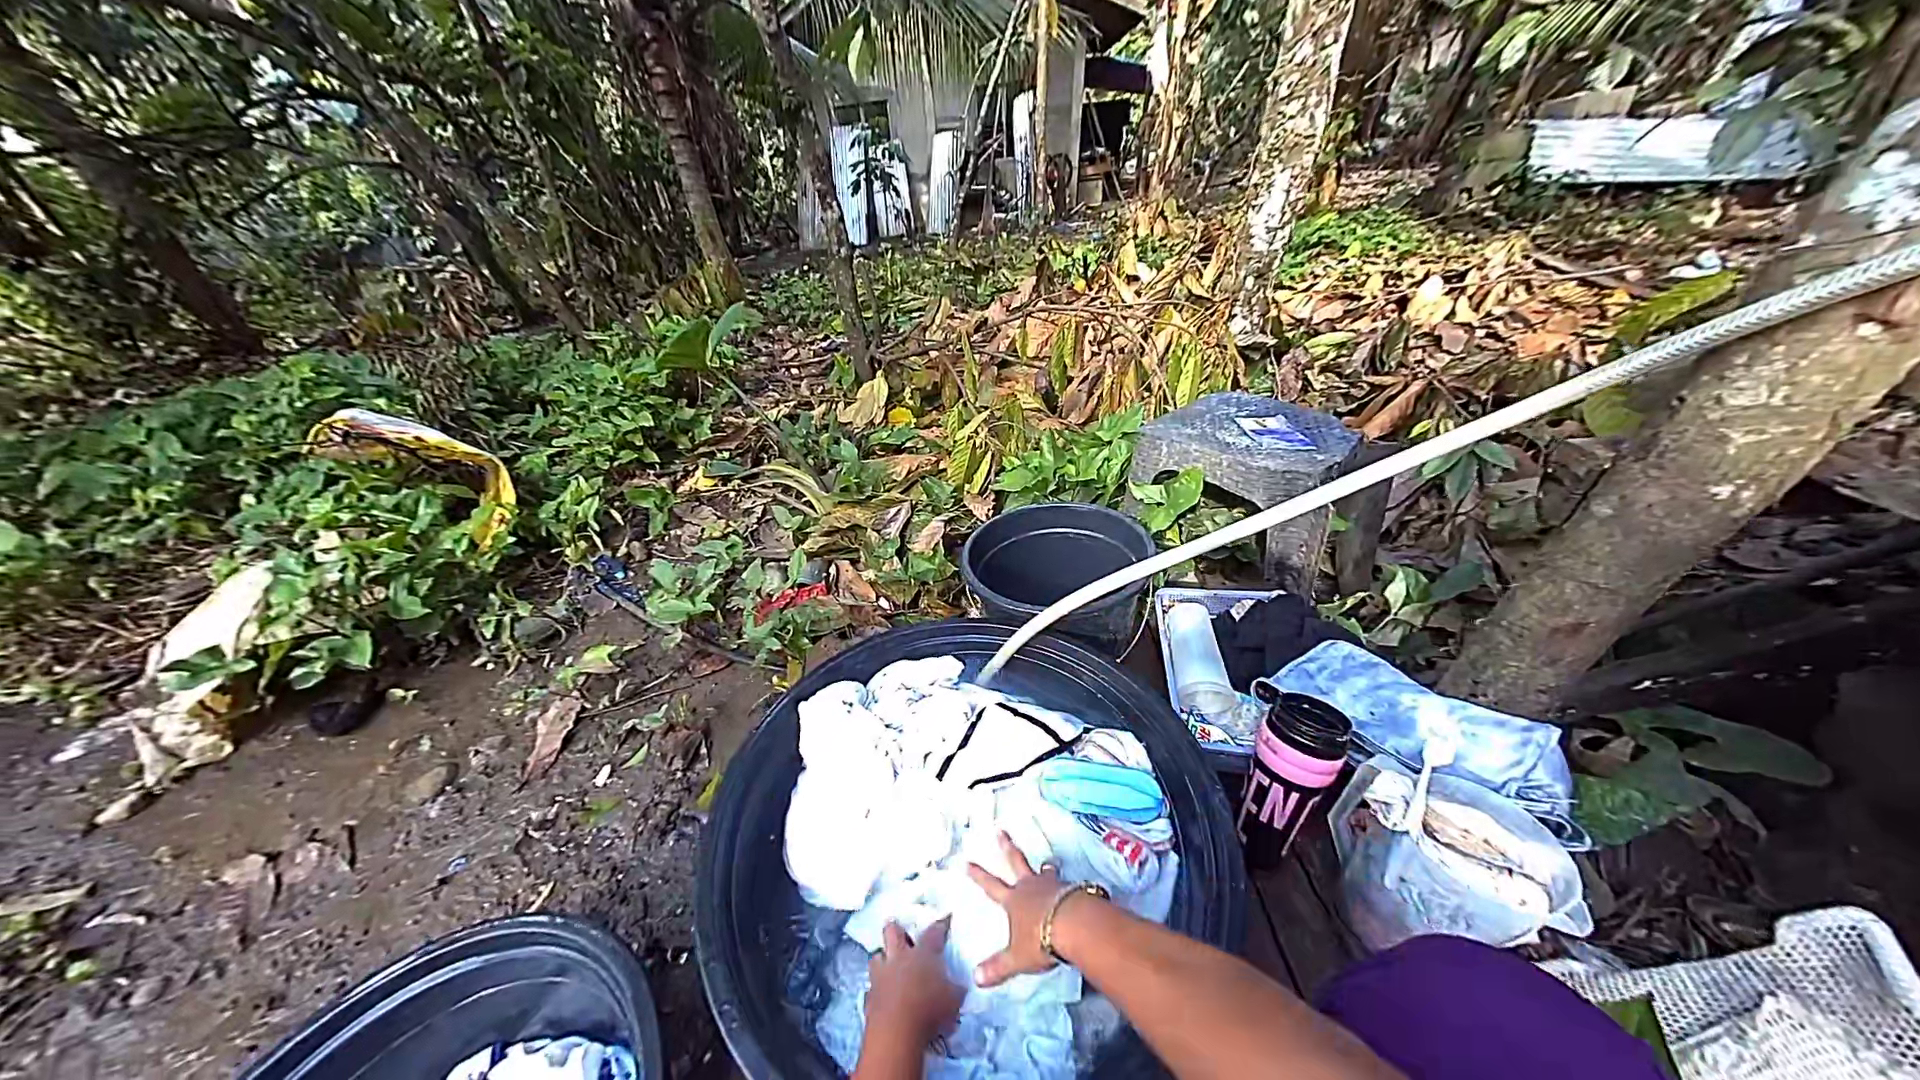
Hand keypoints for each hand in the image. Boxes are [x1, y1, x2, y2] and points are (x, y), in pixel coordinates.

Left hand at [864, 918, 962, 1046]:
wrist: (895, 1033)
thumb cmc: (930, 1011)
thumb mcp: (953, 1000)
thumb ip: (955, 989)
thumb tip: (958, 985)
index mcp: (923, 953)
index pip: (934, 932)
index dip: (940, 925)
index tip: (945, 919)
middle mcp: (900, 957)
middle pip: (893, 931)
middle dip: (897, 929)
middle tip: (903, 935)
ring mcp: (881, 974)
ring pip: (877, 956)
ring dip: (883, 959)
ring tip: (889, 965)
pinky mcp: (869, 995)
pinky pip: (872, 985)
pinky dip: (877, 988)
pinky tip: (884, 995)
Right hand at [966, 831, 1095, 987]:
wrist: (1076, 925)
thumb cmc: (1041, 940)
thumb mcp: (1017, 957)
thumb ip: (998, 967)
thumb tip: (975, 979)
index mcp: (1014, 900)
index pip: (991, 886)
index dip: (978, 875)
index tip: (967, 861)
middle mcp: (1031, 886)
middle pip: (1016, 861)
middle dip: (1006, 846)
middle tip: (1001, 830)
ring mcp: (1052, 884)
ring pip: (1044, 870)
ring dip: (1043, 866)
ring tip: (1046, 860)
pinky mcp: (1072, 888)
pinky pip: (1066, 883)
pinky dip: (1065, 884)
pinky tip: (1071, 888)